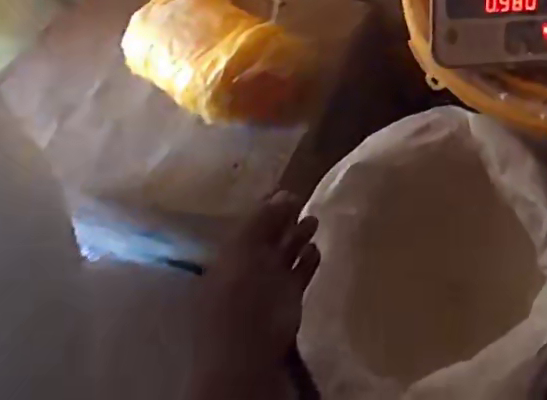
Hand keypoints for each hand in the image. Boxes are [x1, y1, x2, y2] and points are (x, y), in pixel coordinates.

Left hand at [200, 191, 320, 396]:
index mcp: (231, 257)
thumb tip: (283, 194)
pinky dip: (309, 259)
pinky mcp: (290, 298)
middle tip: (303, 200)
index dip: (267, 207)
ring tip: (313, 222)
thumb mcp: (243, 253)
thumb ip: (261, 222)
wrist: (248, 356)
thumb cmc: (240, 300)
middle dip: (285, 218)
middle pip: (270, 235)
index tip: (287, 189)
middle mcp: (249, 267)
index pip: (250, 224)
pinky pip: (301, 271)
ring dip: (300, 235)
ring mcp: (270, 283)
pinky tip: (315, 251)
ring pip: (287, 251)